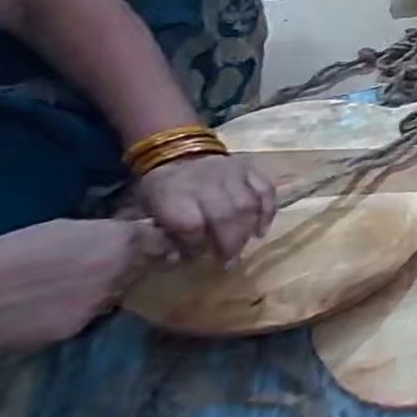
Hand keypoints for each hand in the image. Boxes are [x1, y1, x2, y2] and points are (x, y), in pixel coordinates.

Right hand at [0, 219, 175, 376]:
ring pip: (116, 292)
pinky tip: (53, 303)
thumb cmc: (4, 253)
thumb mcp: (61, 227)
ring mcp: (96, 306)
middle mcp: (114, 274)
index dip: (155, 238)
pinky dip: (83, 306)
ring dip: (108, 285)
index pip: (155, 239)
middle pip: (139, 266)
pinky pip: (91, 313)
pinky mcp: (74, 332)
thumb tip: (131, 232)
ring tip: (72, 281)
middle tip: (107, 259)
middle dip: (132, 261)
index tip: (153, 238)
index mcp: (113, 243)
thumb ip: (103, 232)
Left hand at [134, 153, 277, 262]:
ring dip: (248, 229)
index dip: (196, 246)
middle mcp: (207, 183)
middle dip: (230, 244)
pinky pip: (266, 189)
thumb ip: (161, 238)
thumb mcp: (147, 213)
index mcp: (175, 196)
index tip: (198, 256)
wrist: (179, 154)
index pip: (191, 226)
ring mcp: (232, 174)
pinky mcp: (250, 169)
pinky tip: (262, 229)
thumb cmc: (162, 191)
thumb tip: (179, 258)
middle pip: (225, 215)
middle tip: (230, 263)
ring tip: (245, 246)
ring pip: (247, 203)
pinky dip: (268, 210)